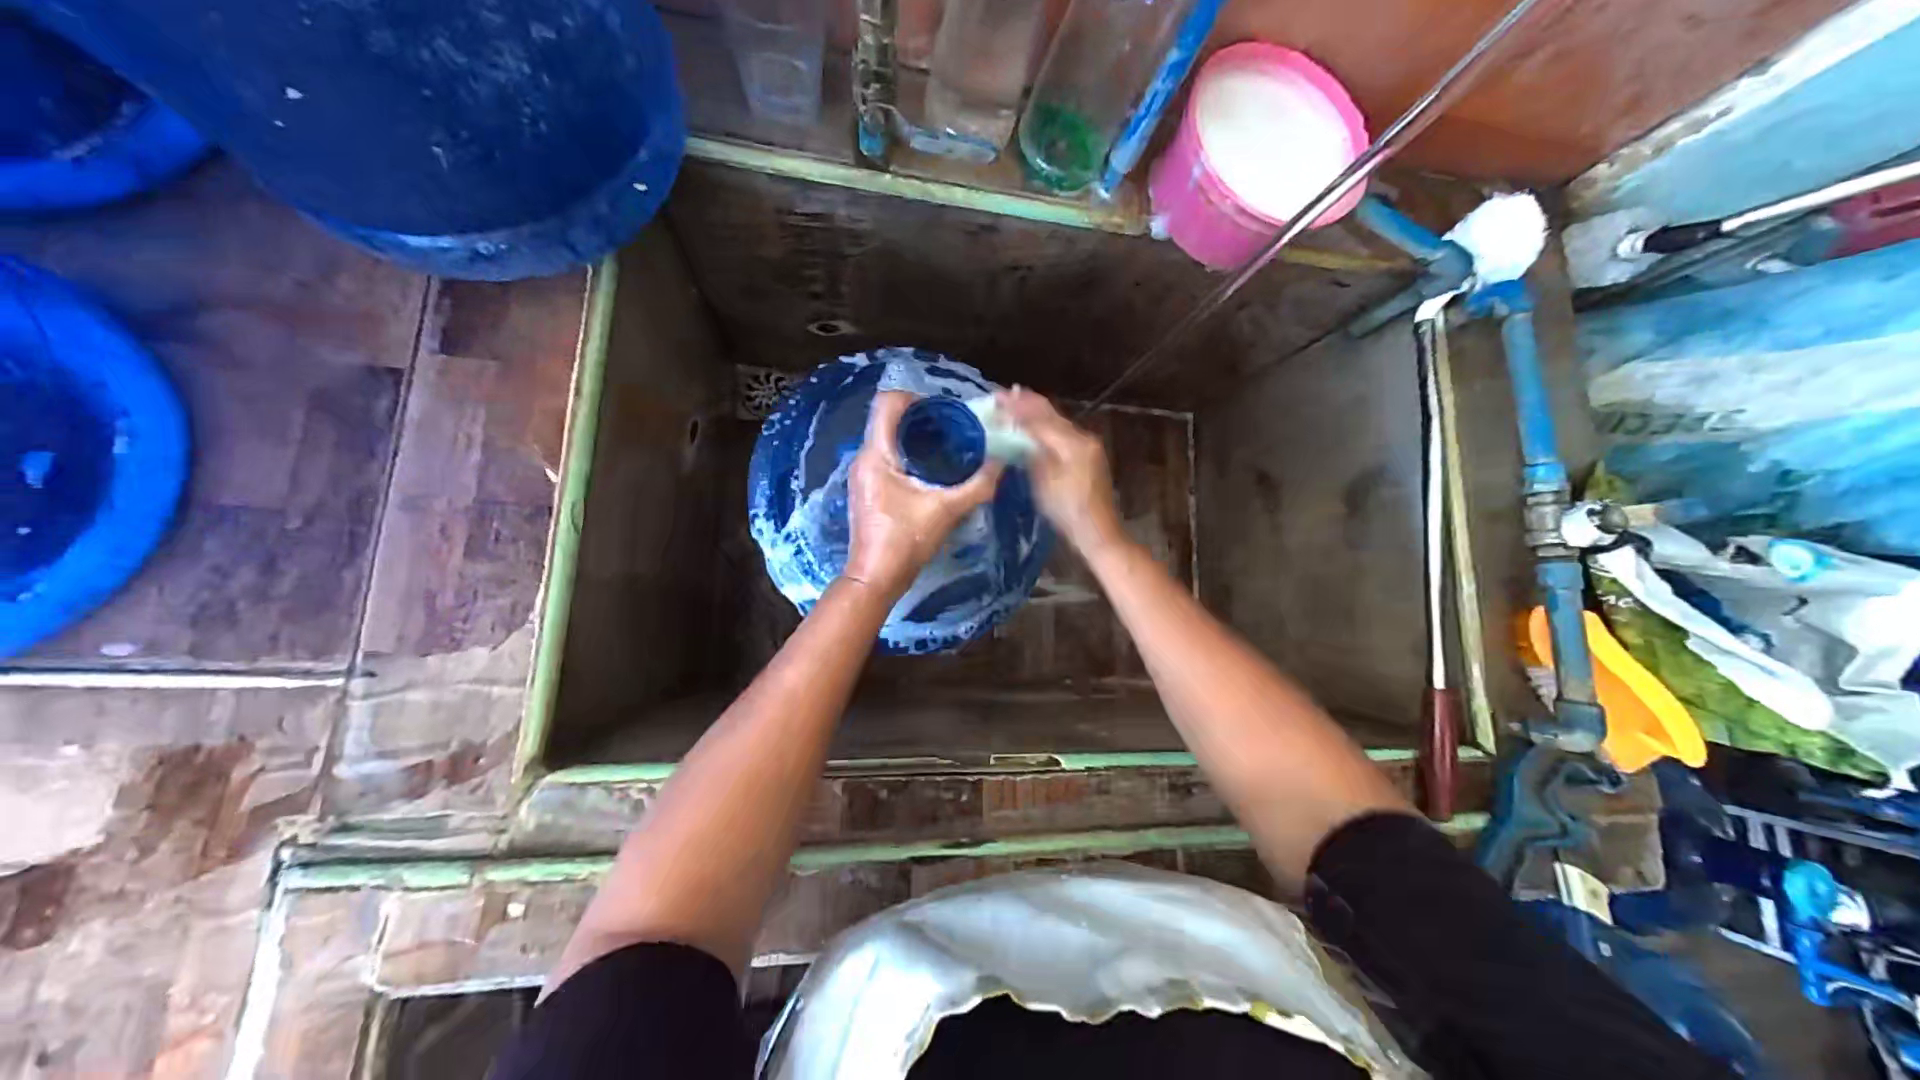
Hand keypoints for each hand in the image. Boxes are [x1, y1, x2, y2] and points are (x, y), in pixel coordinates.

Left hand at [843, 391, 1003, 599]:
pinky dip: (907, 456)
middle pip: (889, 420)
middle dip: (920, 418)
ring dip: (914, 438)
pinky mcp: (866, 489)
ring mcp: (861, 475)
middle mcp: (863, 458)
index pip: (887, 402)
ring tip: (945, 447)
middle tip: (952, 428)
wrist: (875, 578)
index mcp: (876, 454)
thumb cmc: (905, 541)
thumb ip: (977, 486)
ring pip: (887, 439)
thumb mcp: (947, 511)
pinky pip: (886, 458)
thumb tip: (1002, 464)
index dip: (915, 397)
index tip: (942, 411)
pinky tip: (930, 471)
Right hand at [999, 387, 1125, 556]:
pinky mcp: (1088, 457)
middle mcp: (1083, 438)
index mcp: (1072, 442)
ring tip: (1017, 402)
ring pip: (1058, 422)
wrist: (1098, 532)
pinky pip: (1064, 433)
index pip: (1040, 418)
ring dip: (1037, 413)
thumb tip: (1019, 433)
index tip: (997, 397)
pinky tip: (1036, 426)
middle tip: (1005, 393)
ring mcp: (1088, 447)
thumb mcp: (1043, 482)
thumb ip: (1032, 452)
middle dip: (1028, 403)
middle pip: (1052, 415)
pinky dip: (1047, 426)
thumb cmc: (1067, 510)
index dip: (1017, 407)